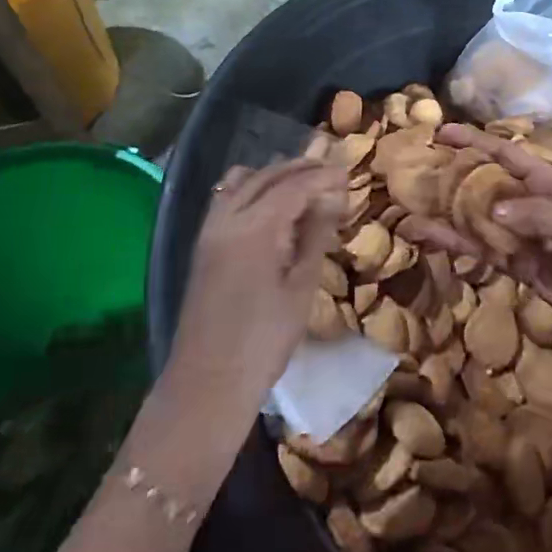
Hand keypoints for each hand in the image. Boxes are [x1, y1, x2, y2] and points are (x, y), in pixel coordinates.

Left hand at [166, 159, 344, 413]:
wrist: (208, 382)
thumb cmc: (264, 340)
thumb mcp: (301, 287)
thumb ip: (315, 236)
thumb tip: (332, 199)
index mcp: (255, 228)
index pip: (294, 186)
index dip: (322, 177)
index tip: (348, 175)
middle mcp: (228, 218)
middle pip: (267, 176)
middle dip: (300, 169)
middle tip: (331, 172)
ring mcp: (210, 230)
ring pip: (243, 182)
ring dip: (274, 175)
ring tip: (304, 182)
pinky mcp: (203, 244)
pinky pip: (227, 198)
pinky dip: (251, 189)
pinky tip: (270, 203)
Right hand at [400, 124, 551, 345]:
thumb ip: (534, 214)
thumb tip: (491, 209)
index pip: (508, 154)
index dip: (476, 141)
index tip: (442, 131)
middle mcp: (534, 204)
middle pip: (487, 183)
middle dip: (455, 174)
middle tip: (417, 168)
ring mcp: (525, 237)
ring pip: (479, 218)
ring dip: (449, 211)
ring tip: (411, 203)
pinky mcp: (520, 267)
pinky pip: (485, 249)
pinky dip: (459, 243)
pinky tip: (430, 237)